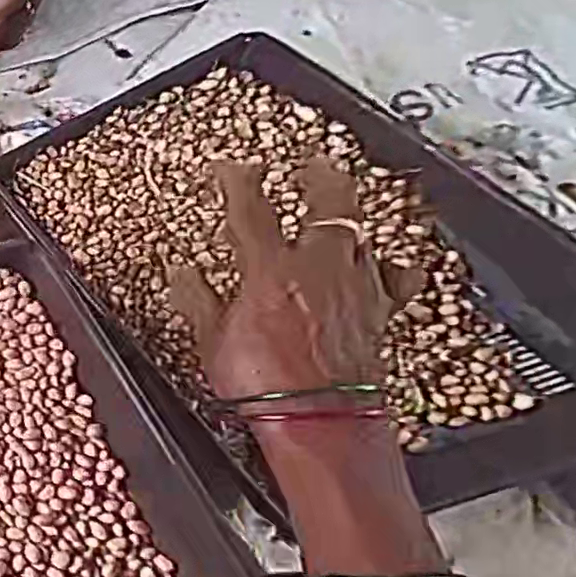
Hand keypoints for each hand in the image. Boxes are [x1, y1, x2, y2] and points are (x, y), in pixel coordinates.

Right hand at [167, 157, 424, 400]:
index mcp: (271, 271)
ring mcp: (358, 288)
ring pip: (364, 236)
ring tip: (345, 206)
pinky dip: (388, 263)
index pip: (253, 214)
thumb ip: (198, 297)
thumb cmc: (258, 378)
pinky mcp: (380, 312)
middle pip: (330, 208)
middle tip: (314, 160)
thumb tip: (181, 271)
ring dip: (352, 217)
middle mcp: (321, 270)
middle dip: (321, 179)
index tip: (230, 167)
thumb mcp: (209, 336)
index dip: (239, 185)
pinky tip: (383, 261)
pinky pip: (395, 277)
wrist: (316, 416)